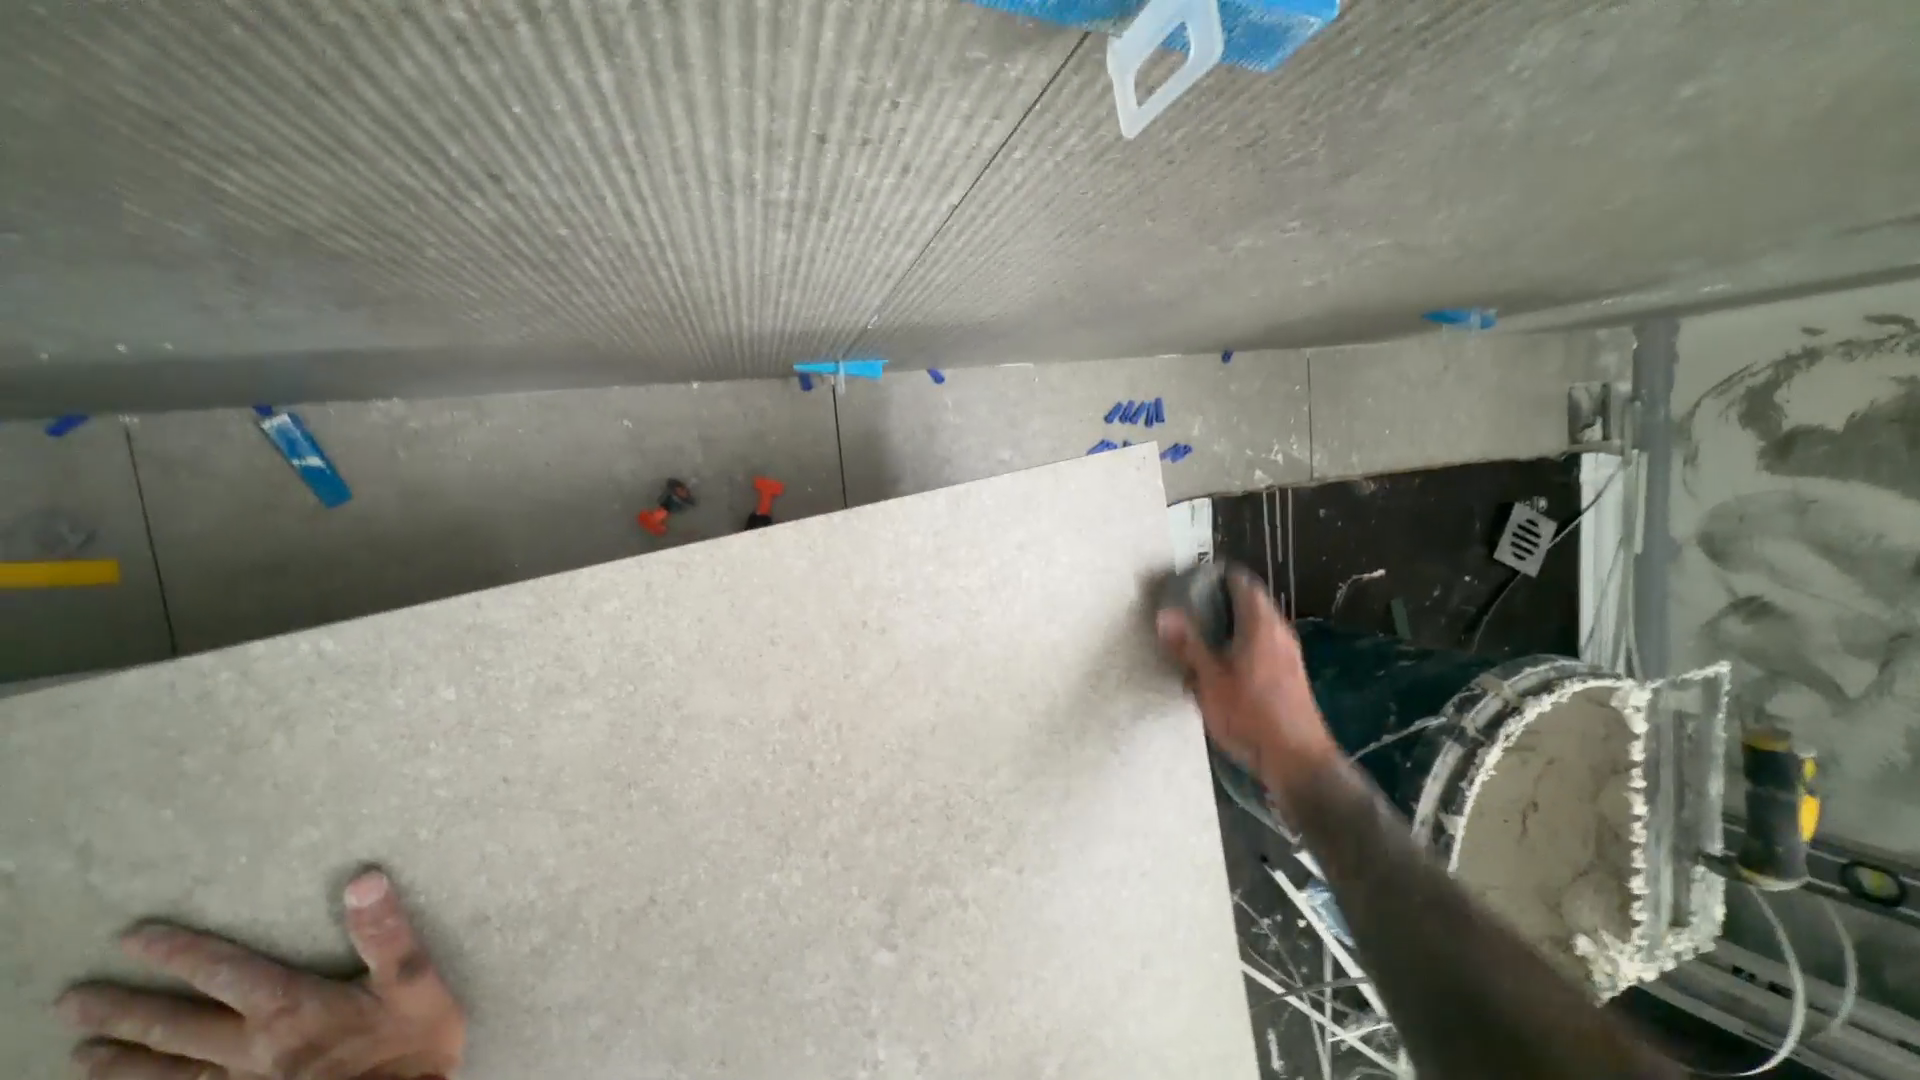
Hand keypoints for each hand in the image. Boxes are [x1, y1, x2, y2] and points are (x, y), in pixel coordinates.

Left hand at [56, 870, 464, 1079]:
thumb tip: (363, 879)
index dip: (179, 952)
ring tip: (81, 1054)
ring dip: (121, 1062)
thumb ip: (385, 932)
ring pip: (167, 1073)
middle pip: (176, 1026)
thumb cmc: (411, 1041)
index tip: (133, 937)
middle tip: (72, 1000)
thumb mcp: (412, 979)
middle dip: (124, 1011)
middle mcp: (252, 1047)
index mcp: (289, 1008)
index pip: (223, 971)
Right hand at [1156, 565, 1340, 812]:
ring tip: (1199, 638)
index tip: (1191, 581)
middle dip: (1219, 603)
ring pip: (1255, 628)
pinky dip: (1240, 646)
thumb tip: (1165, 614)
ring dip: (1229, 628)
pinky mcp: (1289, 676)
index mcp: (1261, 624)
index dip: (1217, 577)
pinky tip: (1221, 668)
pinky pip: (1261, 647)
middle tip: (1188, 609)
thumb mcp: (1210, 680)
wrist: (1297, 760)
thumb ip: (1188, 646)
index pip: (1242, 583)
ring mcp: (1288, 655)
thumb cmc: (1251, 715)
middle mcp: (1279, 632)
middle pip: (1249, 604)